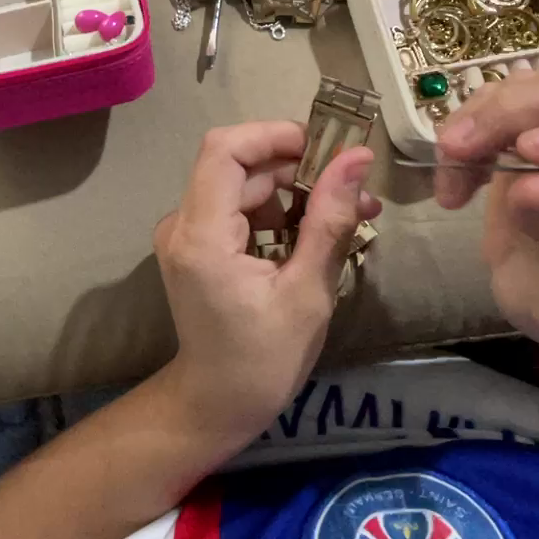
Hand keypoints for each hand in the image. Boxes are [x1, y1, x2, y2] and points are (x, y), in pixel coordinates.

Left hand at [153, 122, 382, 440]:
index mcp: (201, 235)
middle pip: (236, 165)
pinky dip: (275, 212)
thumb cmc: (264, 358)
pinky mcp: (195, 244)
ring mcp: (184, 233)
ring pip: (240, 184)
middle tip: (354, 191)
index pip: (225, 150)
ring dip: (292, 191)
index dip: (274, 135)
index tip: (326, 148)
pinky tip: (314, 232)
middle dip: (297, 168)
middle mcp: (181, 224)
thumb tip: (357, 158)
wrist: (217, 403)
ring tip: (346, 215)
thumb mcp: (308, 290)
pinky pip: (235, 208)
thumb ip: (329, 219)